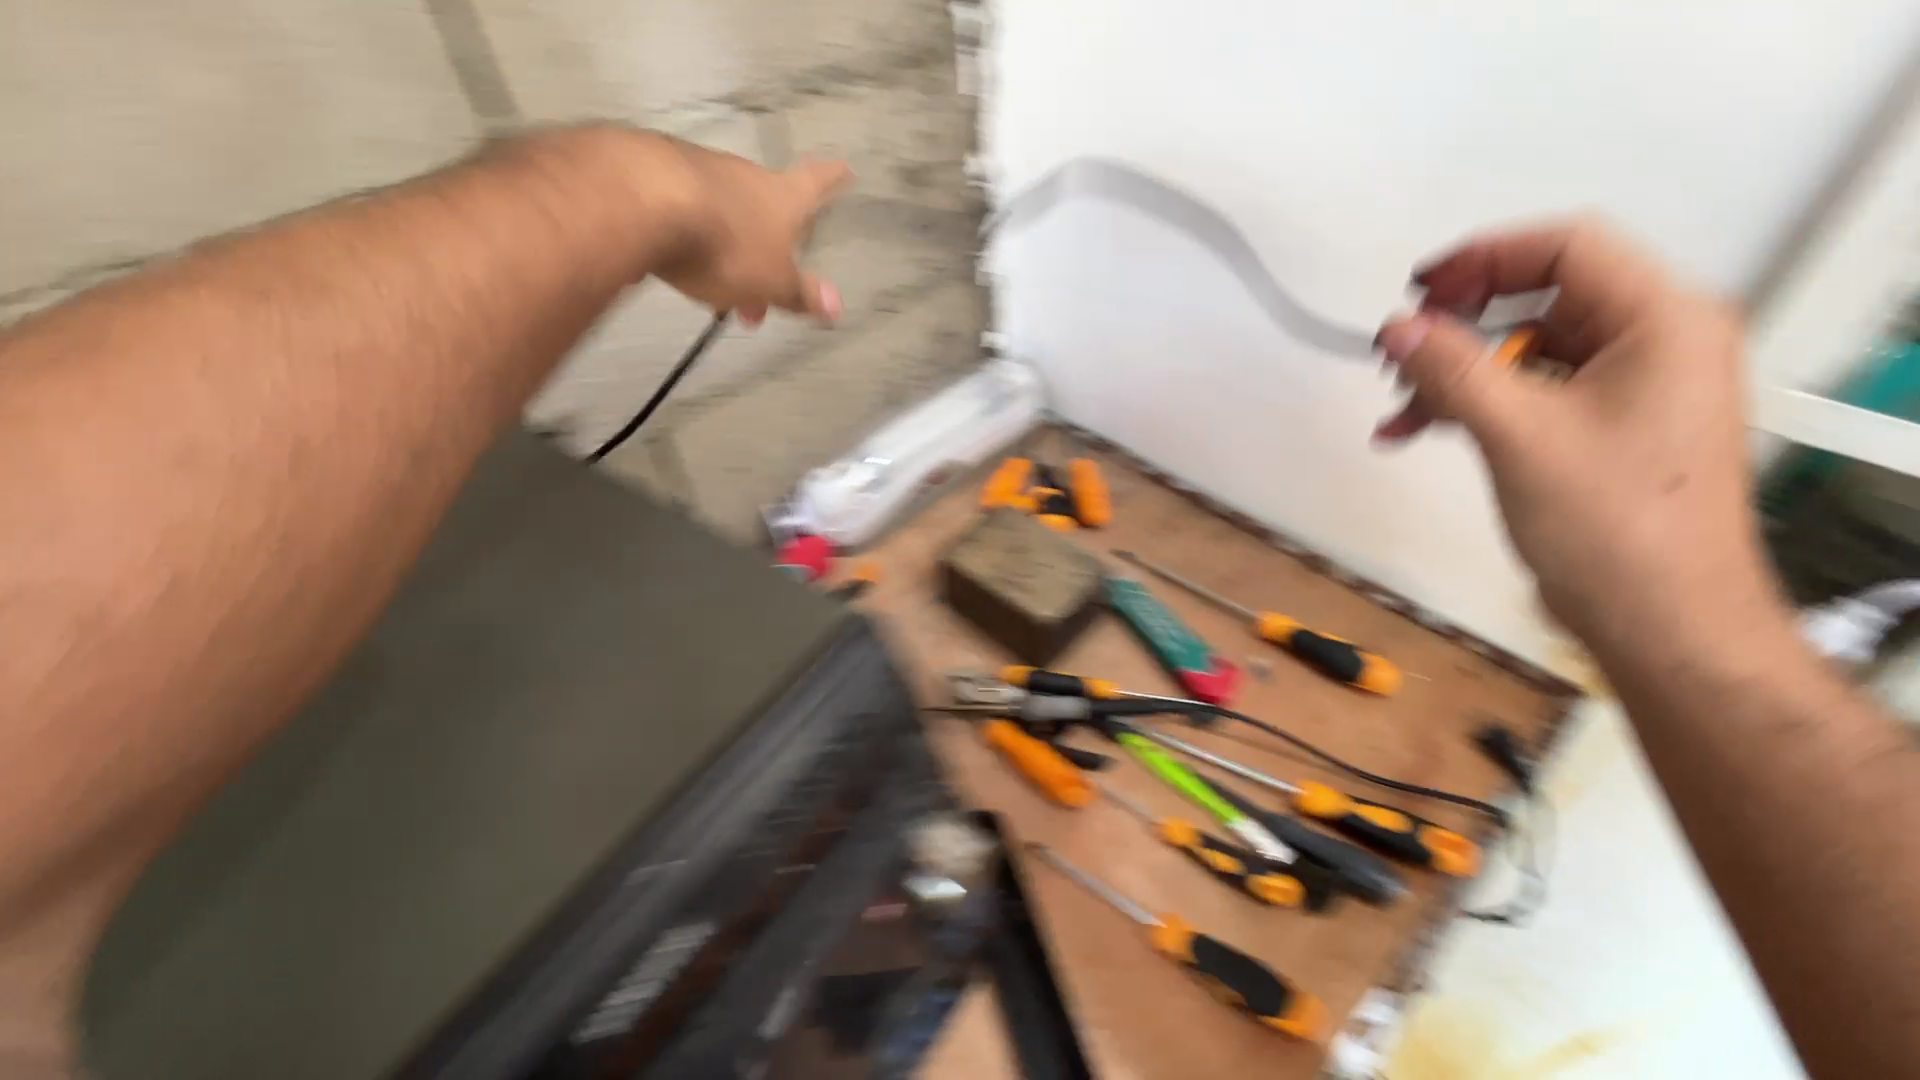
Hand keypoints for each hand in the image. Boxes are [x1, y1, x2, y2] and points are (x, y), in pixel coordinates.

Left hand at [647, 134, 849, 327]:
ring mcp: (699, 169)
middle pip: (767, 208)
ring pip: (725, 214)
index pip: (817, 182)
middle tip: (762, 296)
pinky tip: (677, 262)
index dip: (832, 178)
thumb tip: (837, 306)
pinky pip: (684, 210)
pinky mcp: (654, 175)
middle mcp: (745, 175)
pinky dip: (689, 238)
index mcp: (783, 197)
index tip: (844, 169)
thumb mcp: (771, 282)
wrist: (642, 203)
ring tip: (714, 289)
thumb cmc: (725, 245)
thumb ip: (801, 294)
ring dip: (728, 251)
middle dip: (769, 249)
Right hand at [1373, 221, 1781, 655]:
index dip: (1483, 256)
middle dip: (1461, 322)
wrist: (1663, 620)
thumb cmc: (1607, 522)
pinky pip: (1533, 392)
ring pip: (1529, 350)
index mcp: (1661, 320)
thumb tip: (1394, 328)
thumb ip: (1451, 369)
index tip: (1415, 290)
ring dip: (1457, 372)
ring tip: (1399, 404)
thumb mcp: (1518, 433)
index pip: (1567, 248)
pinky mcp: (1607, 427)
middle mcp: (1656, 340)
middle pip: (1543, 297)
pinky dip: (1475, 404)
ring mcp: (1633, 387)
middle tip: (1398, 351)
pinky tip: (1416, 431)